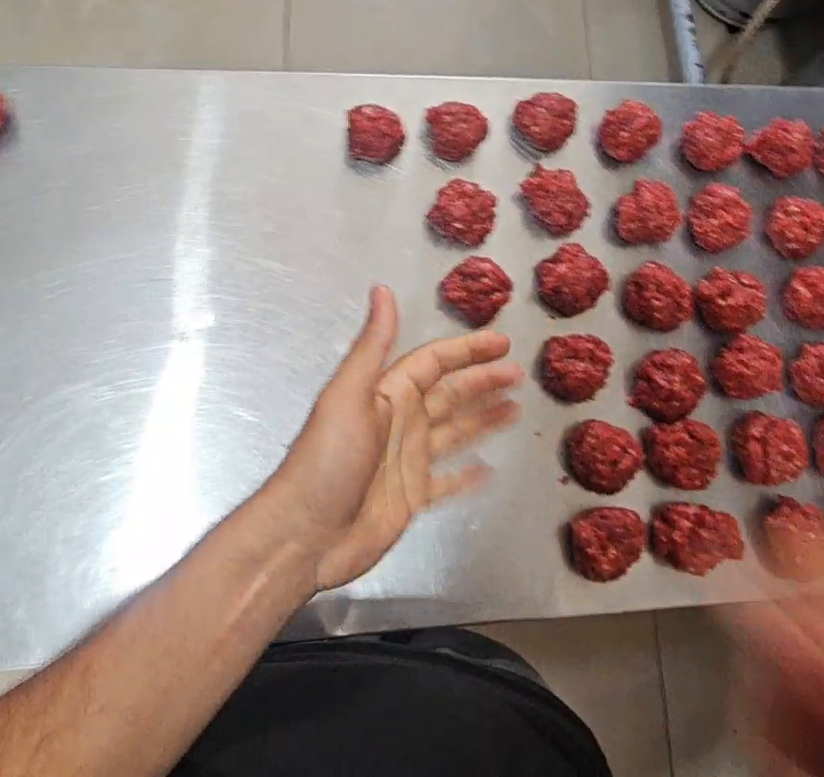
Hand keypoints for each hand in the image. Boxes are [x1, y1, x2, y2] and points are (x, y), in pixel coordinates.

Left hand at [265, 285, 522, 590]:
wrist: (305, 533)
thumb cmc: (325, 461)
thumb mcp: (348, 395)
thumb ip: (372, 345)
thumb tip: (382, 290)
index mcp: (387, 395)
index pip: (434, 362)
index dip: (466, 351)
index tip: (500, 342)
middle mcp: (401, 423)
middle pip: (450, 394)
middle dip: (482, 380)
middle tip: (518, 373)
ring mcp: (408, 461)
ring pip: (455, 432)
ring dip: (483, 418)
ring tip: (515, 407)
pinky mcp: (412, 497)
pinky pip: (448, 482)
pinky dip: (468, 474)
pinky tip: (489, 468)